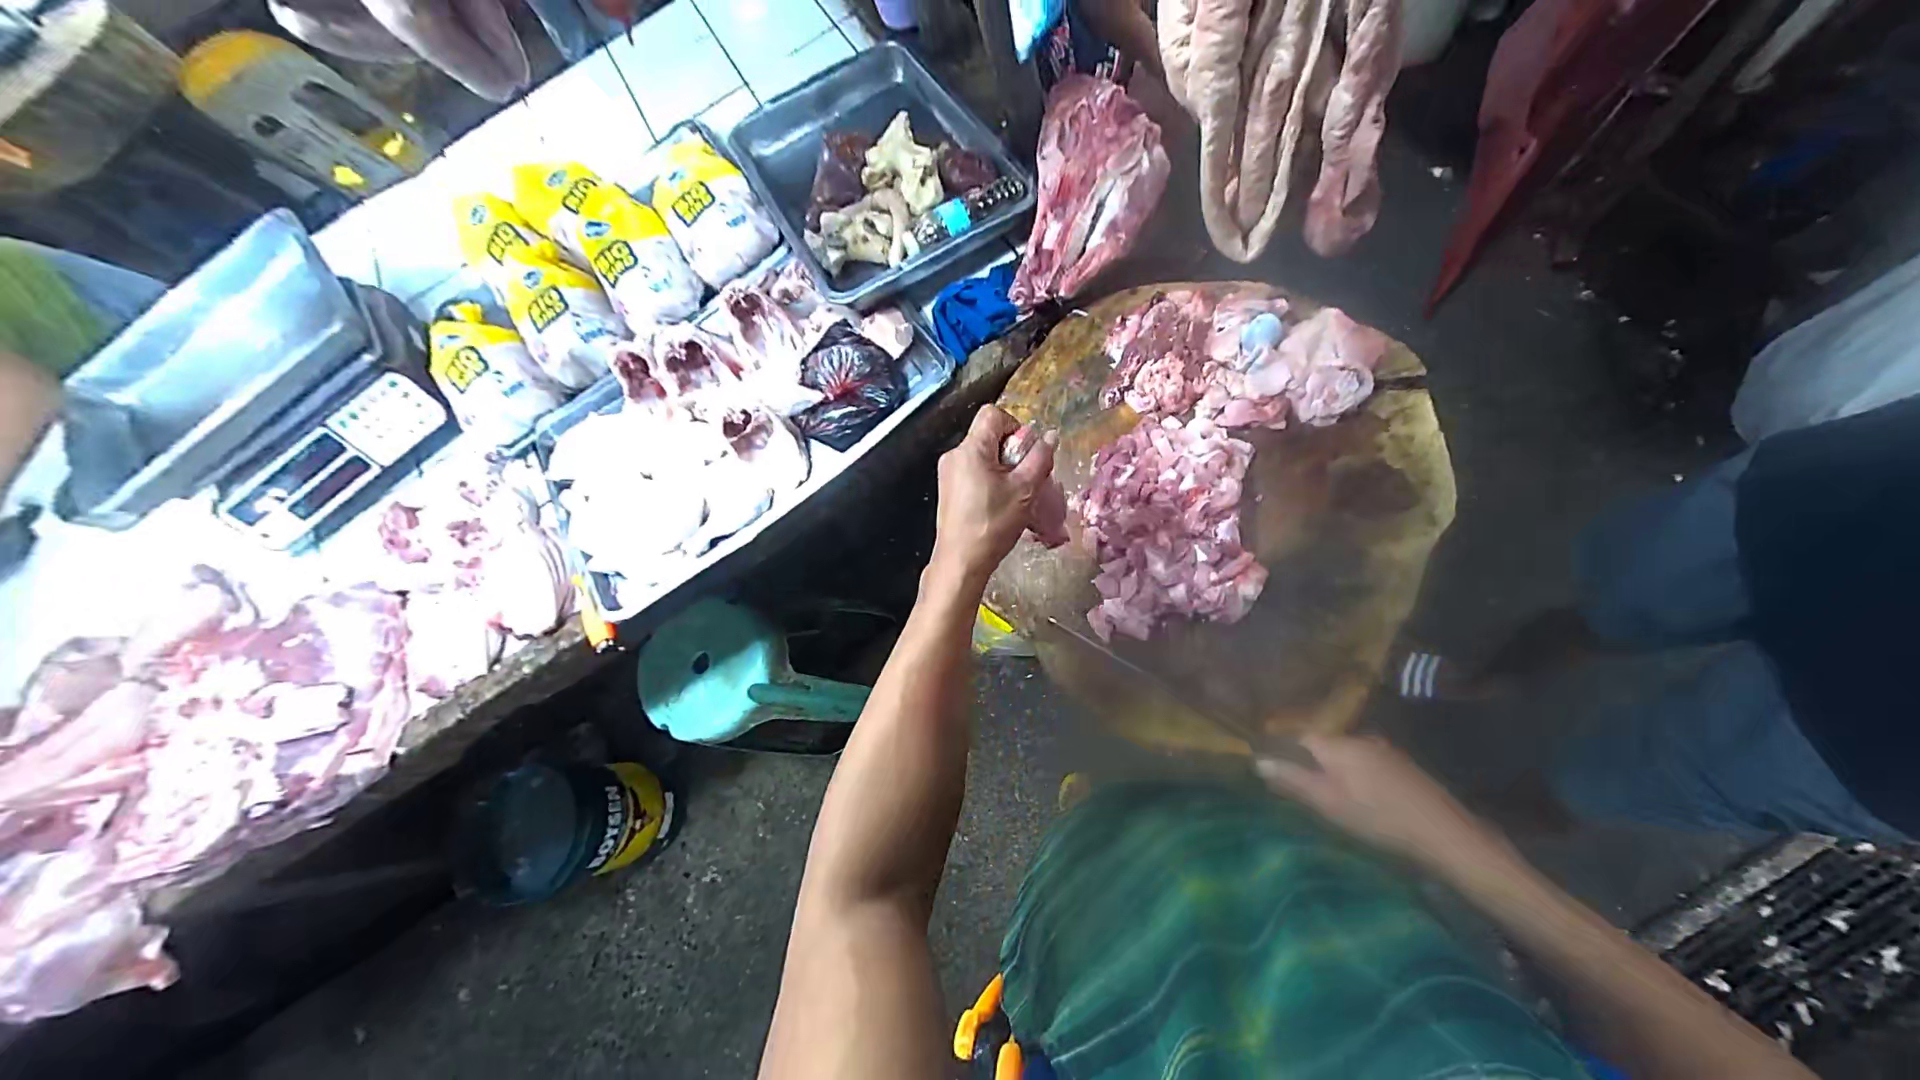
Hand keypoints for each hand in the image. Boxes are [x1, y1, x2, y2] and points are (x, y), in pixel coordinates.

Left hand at [930, 406, 1058, 586]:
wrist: (961, 561)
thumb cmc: (992, 525)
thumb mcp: (1025, 490)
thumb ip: (1040, 458)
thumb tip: (1050, 436)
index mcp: (970, 449)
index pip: (993, 414)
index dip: (1015, 427)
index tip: (1026, 454)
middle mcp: (955, 455)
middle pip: (989, 436)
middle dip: (1012, 452)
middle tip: (1025, 478)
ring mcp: (948, 473)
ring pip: (983, 456)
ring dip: (1003, 469)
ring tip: (1014, 495)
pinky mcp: (948, 490)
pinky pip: (973, 472)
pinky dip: (990, 481)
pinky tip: (999, 505)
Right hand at [1256, 733, 1517, 879]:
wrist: (1446, 836)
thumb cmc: (1378, 818)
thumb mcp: (1328, 802)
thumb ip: (1292, 780)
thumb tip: (1258, 761)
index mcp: (1338, 744)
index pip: (1299, 738)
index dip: (1285, 754)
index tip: (1278, 775)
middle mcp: (1360, 739)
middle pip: (1323, 746)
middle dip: (1310, 764)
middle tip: (1306, 794)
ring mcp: (1386, 751)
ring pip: (1347, 756)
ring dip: (1336, 772)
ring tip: (1334, 800)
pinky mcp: (1405, 767)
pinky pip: (1367, 764)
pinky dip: (1358, 778)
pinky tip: (1365, 801)